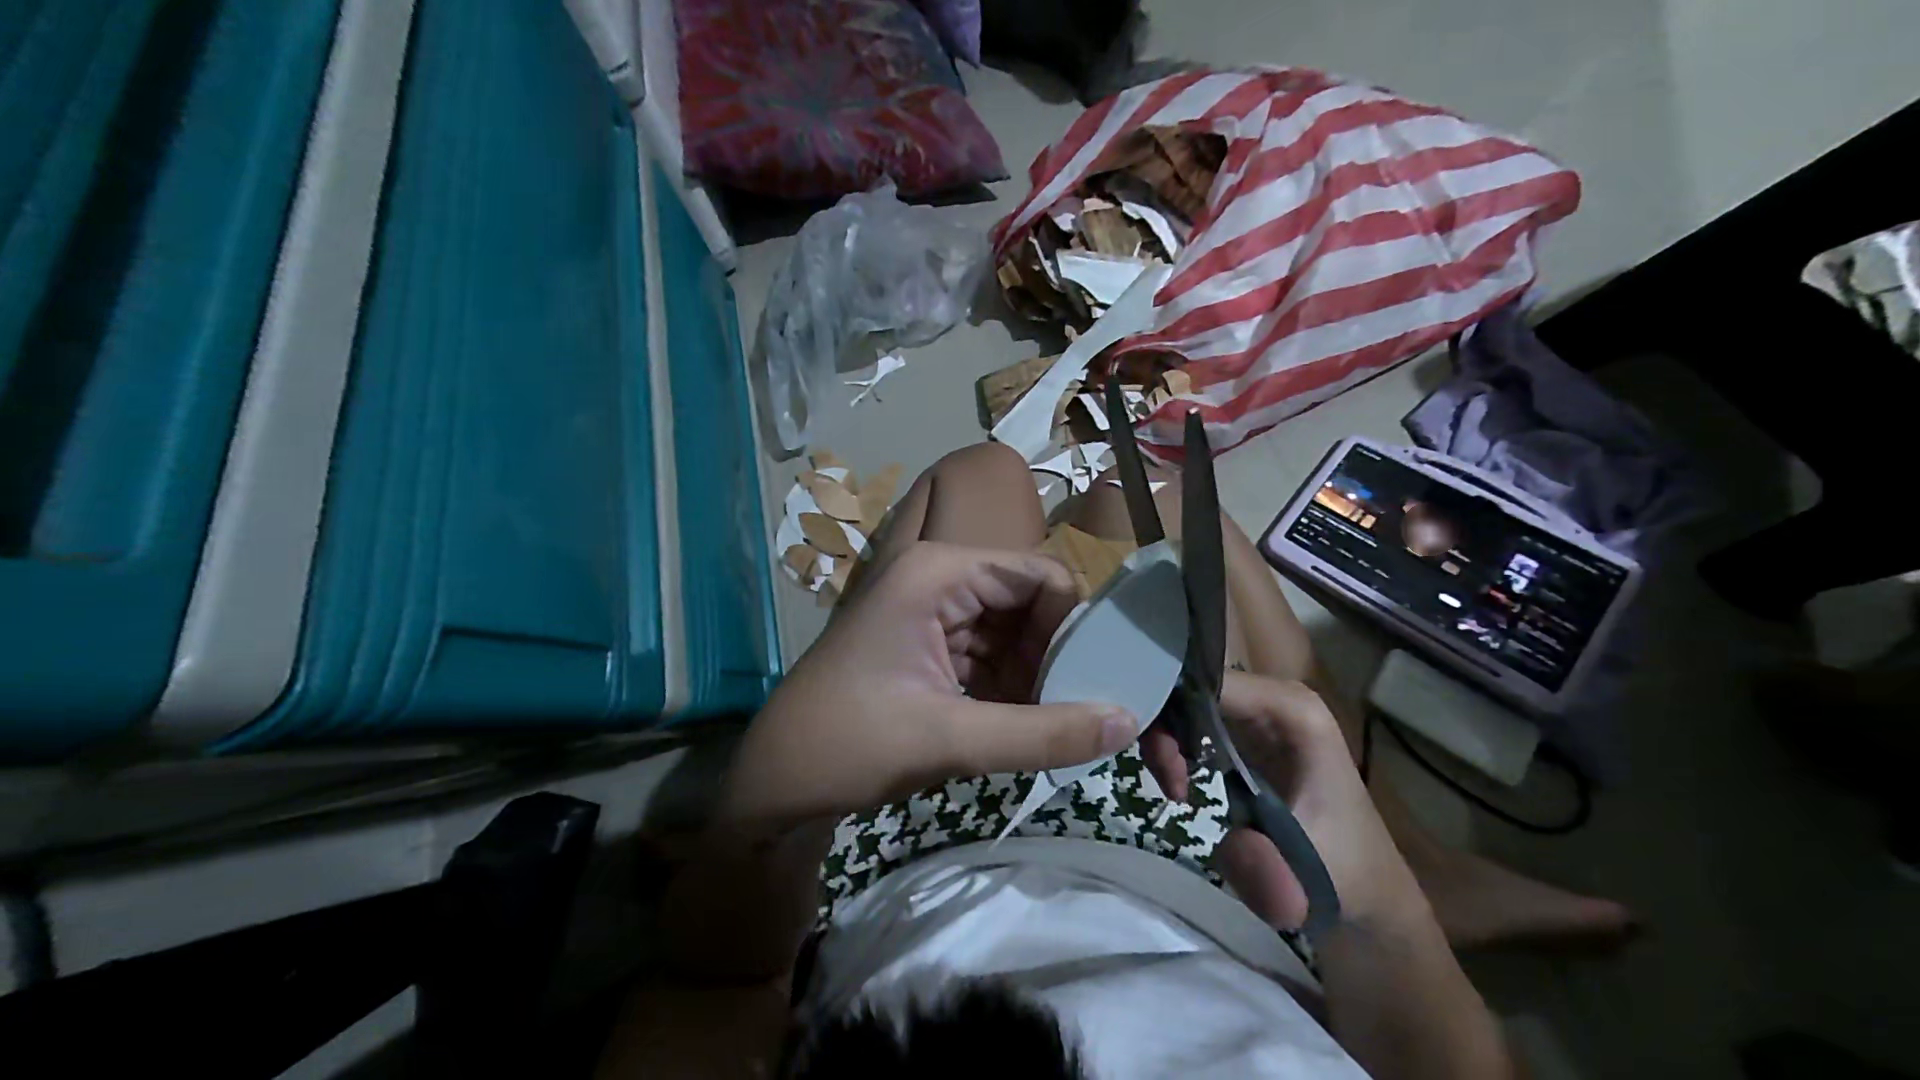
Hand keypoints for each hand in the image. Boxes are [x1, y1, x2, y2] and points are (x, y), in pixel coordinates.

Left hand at [718, 542, 1137, 826]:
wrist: (775, 783)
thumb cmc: (849, 744)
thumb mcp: (951, 740)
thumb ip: (1043, 732)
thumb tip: (1127, 722)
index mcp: (937, 573)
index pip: (1037, 575)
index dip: (1073, 622)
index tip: (1094, 680)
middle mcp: (937, 578)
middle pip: (1026, 602)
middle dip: (1055, 655)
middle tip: (1080, 710)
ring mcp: (929, 612)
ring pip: (1010, 632)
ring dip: (1035, 676)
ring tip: (1055, 725)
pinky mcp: (926, 645)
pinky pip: (988, 655)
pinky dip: (1010, 688)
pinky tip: (1023, 725)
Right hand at [1147, 673, 1425, 931]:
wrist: (1366, 888)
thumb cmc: (1344, 870)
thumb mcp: (1304, 869)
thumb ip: (1259, 861)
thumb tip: (1219, 840)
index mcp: (1294, 710)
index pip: (1209, 681)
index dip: (1175, 713)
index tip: (1164, 764)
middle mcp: (1274, 697)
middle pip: (1193, 687)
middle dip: (1165, 730)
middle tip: (1167, 782)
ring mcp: (1259, 712)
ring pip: (1187, 703)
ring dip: (1167, 742)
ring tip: (1176, 789)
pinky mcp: (1246, 730)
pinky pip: (1193, 720)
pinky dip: (1176, 748)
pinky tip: (1182, 784)